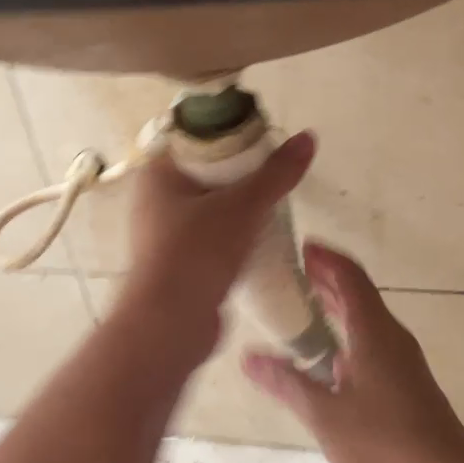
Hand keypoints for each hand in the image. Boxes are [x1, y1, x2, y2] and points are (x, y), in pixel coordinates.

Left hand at [112, 130, 316, 364]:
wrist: (169, 327)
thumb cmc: (197, 254)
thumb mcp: (243, 207)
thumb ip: (276, 173)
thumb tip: (308, 137)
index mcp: (158, 173)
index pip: (197, 138)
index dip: (232, 135)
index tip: (267, 141)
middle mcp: (155, 198)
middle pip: (206, 172)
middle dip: (242, 173)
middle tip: (277, 174)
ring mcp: (163, 233)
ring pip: (210, 206)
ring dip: (240, 206)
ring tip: (275, 204)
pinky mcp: (177, 263)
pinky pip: (210, 236)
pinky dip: (234, 234)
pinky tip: (262, 238)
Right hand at [242, 244, 463, 462]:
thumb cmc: (387, 446)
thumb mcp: (326, 415)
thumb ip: (287, 383)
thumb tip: (249, 356)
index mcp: (374, 331)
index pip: (349, 275)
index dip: (324, 257)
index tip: (297, 246)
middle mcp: (391, 338)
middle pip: (357, 295)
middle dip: (325, 280)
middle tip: (289, 274)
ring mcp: (403, 364)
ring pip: (365, 322)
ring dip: (335, 310)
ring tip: (299, 311)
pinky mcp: (407, 389)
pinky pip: (371, 346)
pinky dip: (345, 338)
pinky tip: (326, 362)